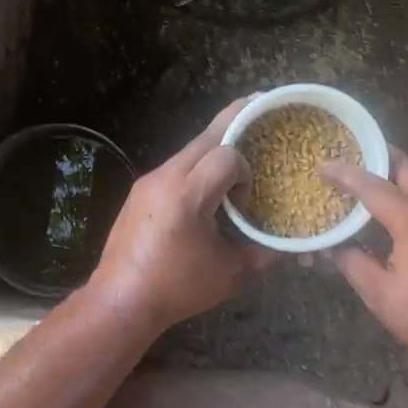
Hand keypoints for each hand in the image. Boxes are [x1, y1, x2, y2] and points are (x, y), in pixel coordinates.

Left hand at [88, 96, 278, 331]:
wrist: (120, 303)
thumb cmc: (177, 289)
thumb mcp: (231, 274)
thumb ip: (263, 251)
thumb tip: (288, 243)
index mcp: (188, 195)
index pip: (227, 156)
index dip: (246, 172)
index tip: (247, 203)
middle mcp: (165, 178)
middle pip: (207, 137)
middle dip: (236, 123)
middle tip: (260, 104)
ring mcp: (148, 182)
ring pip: (189, 150)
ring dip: (215, 148)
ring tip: (240, 148)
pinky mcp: (140, 192)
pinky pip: (176, 167)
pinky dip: (197, 166)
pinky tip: (209, 184)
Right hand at [319, 149, 407, 364]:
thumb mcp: (383, 297)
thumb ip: (354, 265)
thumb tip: (331, 249)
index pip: (372, 185)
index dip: (344, 174)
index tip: (322, 167)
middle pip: (406, 167)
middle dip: (377, 157)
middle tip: (352, 157)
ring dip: (397, 175)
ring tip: (371, 181)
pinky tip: (401, 211)